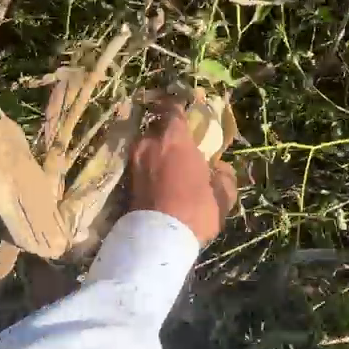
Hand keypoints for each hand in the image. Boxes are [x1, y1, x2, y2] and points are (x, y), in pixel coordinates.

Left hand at [128, 101, 236, 245]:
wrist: (158, 242)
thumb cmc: (195, 210)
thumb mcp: (221, 195)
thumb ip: (223, 177)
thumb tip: (220, 168)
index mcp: (174, 138)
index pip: (172, 109)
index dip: (177, 107)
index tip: (182, 107)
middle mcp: (150, 143)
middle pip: (156, 128)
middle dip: (166, 133)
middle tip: (178, 144)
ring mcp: (134, 162)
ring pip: (145, 147)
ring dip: (154, 152)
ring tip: (166, 166)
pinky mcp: (124, 182)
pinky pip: (138, 166)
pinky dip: (147, 170)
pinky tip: (156, 182)